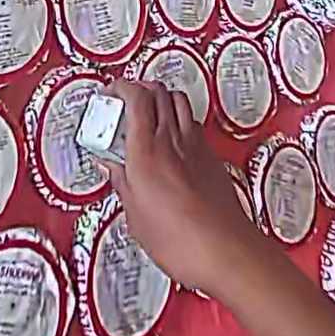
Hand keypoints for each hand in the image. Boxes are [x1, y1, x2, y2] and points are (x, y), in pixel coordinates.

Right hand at [97, 80, 267, 296]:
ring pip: (177, 98)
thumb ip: (121, 182)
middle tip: (126, 100)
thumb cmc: (179, 239)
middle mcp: (171, 138)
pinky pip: (192, 119)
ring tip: (149, 112)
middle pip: (157, 90)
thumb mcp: (135, 215)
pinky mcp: (210, 152)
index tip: (111, 91)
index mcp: (146, 150)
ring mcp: (193, 142)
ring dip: (161, 97)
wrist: (225, 249)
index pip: (135, 97)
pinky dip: (179, 116)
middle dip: (139, 87)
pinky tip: (173, 135)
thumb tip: (110, 165)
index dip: (121, 86)